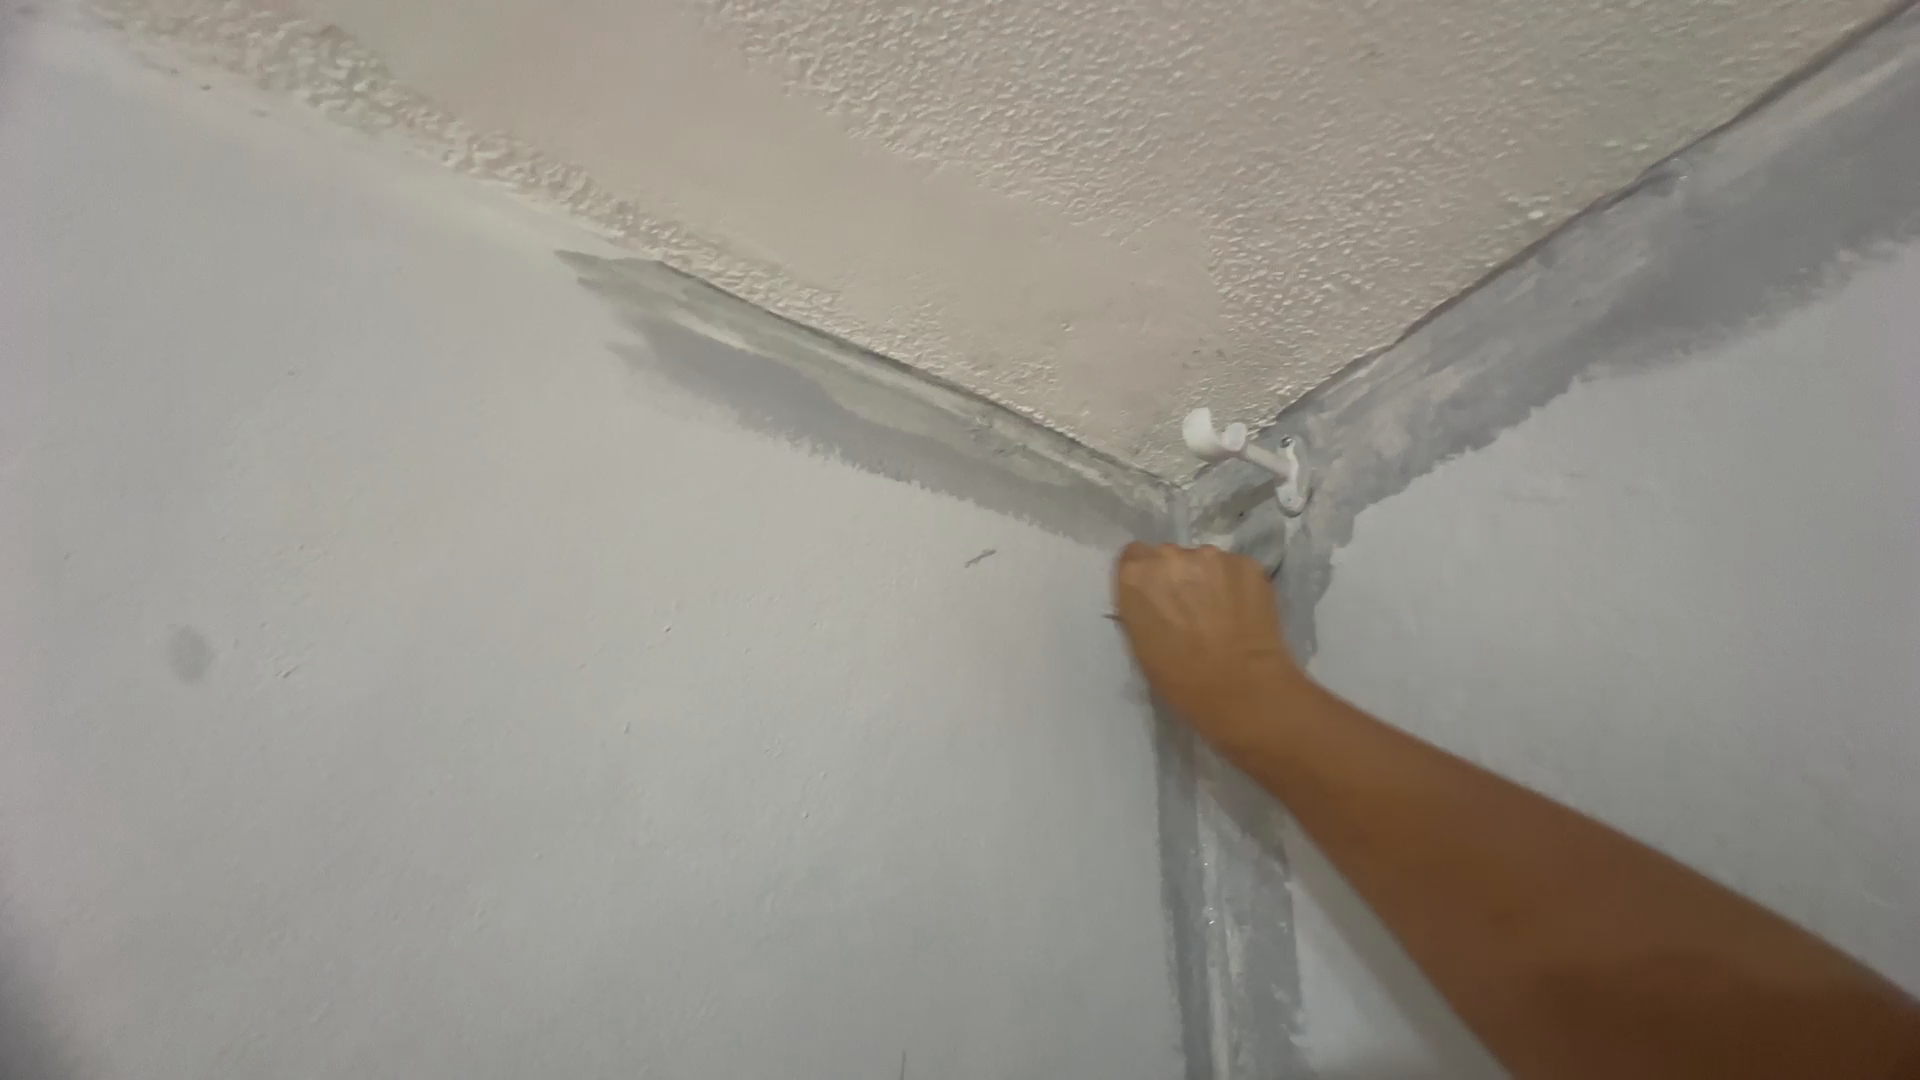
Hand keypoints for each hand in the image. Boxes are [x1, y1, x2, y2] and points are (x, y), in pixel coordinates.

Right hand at [1113, 543, 1304, 744]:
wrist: (1241, 687)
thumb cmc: (1179, 677)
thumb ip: (1140, 607)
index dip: (1144, 575)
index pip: (1133, 556)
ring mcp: (1212, 556)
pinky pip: (1234, 568)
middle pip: (1168, 555)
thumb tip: (1152, 599)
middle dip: (1176, 574)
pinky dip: (1235, 584)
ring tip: (1220, 610)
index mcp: (1136, 575)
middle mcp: (1170, 555)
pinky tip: (1242, 610)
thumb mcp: (1140, 642)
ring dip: (1207, 577)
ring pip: (1204, 560)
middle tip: (1188, 606)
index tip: (1155, 594)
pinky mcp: (1248, 564)